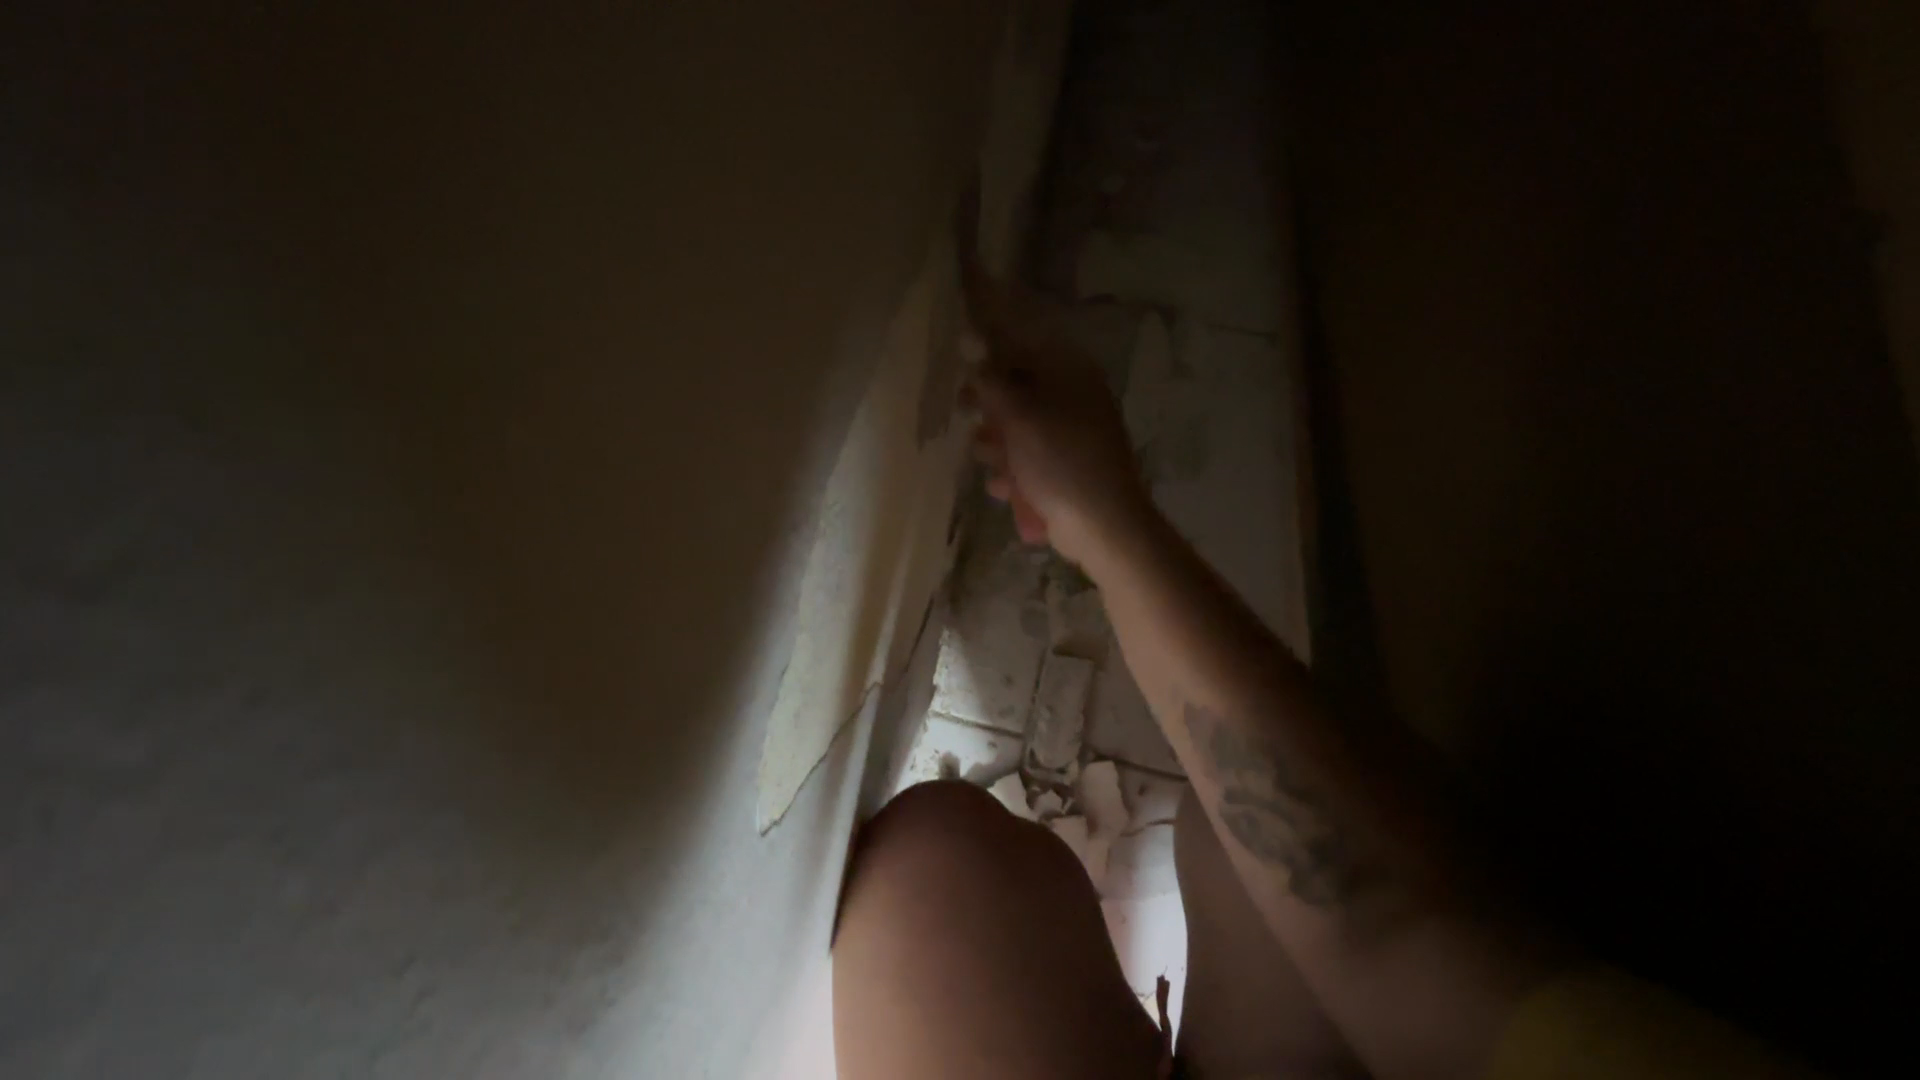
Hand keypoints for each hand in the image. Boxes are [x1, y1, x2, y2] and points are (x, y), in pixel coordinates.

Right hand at [962, 301, 1152, 570]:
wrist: (1101, 523)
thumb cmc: (1059, 460)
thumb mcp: (1019, 414)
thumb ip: (991, 380)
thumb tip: (971, 344)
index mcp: (1071, 373)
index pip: (1026, 344)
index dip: (992, 351)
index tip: (964, 364)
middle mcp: (1075, 398)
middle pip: (1020, 388)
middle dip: (991, 404)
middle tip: (966, 409)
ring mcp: (1072, 436)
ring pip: (1020, 427)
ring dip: (998, 442)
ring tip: (992, 459)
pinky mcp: (1065, 469)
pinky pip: (1030, 460)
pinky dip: (1014, 471)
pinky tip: (1005, 486)